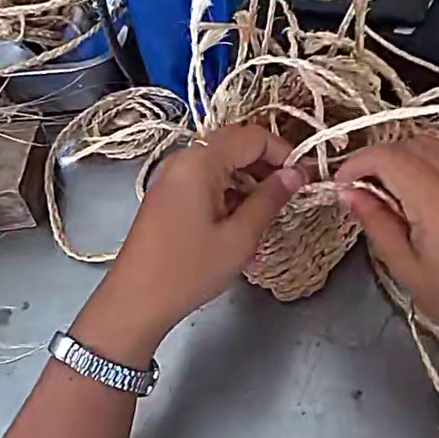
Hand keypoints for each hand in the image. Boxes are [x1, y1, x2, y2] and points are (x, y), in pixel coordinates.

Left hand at [72, 125, 304, 365]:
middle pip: (235, 143)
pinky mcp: (167, 193)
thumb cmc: (189, 270)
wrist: (135, 300)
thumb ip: (270, 199)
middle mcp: (183, 159)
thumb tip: (296, 173)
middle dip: (267, 162)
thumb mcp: (239, 237)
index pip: (253, 136)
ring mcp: (171, 176)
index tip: (303, 176)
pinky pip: (205, 177)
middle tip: (289, 191)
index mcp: (200, 161)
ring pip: (221, 161)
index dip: (284, 152)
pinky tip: (241, 217)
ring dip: (248, 177)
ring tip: (268, 209)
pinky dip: (228, 188)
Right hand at [335, 135, 438, 362]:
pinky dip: (425, 166)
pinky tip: (416, 198)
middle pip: (412, 142)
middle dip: (379, 157)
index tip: (340, 185)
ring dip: (403, 158)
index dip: (358, 163)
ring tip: (386, 193)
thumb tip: (349, 193)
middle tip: (360, 189)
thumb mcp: (408, 270)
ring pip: (433, 146)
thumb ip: (377, 224)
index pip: (390, 157)